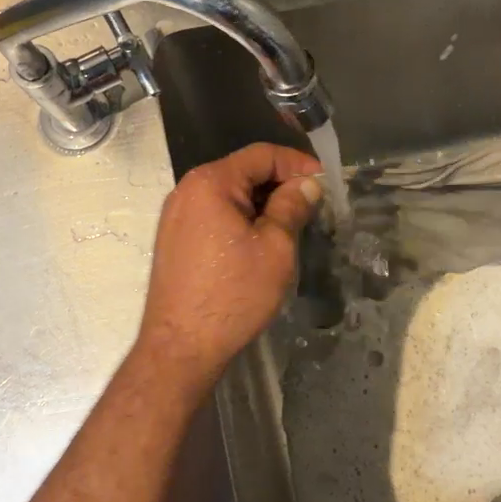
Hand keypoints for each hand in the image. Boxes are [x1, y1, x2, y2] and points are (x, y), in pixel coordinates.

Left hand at [136, 143, 323, 382]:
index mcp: (210, 183)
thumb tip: (307, 184)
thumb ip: (291, 207)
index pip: (261, 155)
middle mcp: (187, 191)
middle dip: (280, 184)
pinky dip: (241, 221)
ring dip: (262, 205)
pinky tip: (261, 243)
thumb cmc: (233, 295)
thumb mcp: (275, 248)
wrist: (182, 346)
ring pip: (229, 196)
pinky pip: (215, 216)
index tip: (325, 182)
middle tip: (312, 207)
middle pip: (243, 172)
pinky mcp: (175, 241)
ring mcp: (176, 216)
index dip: (297, 163)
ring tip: (292, 227)